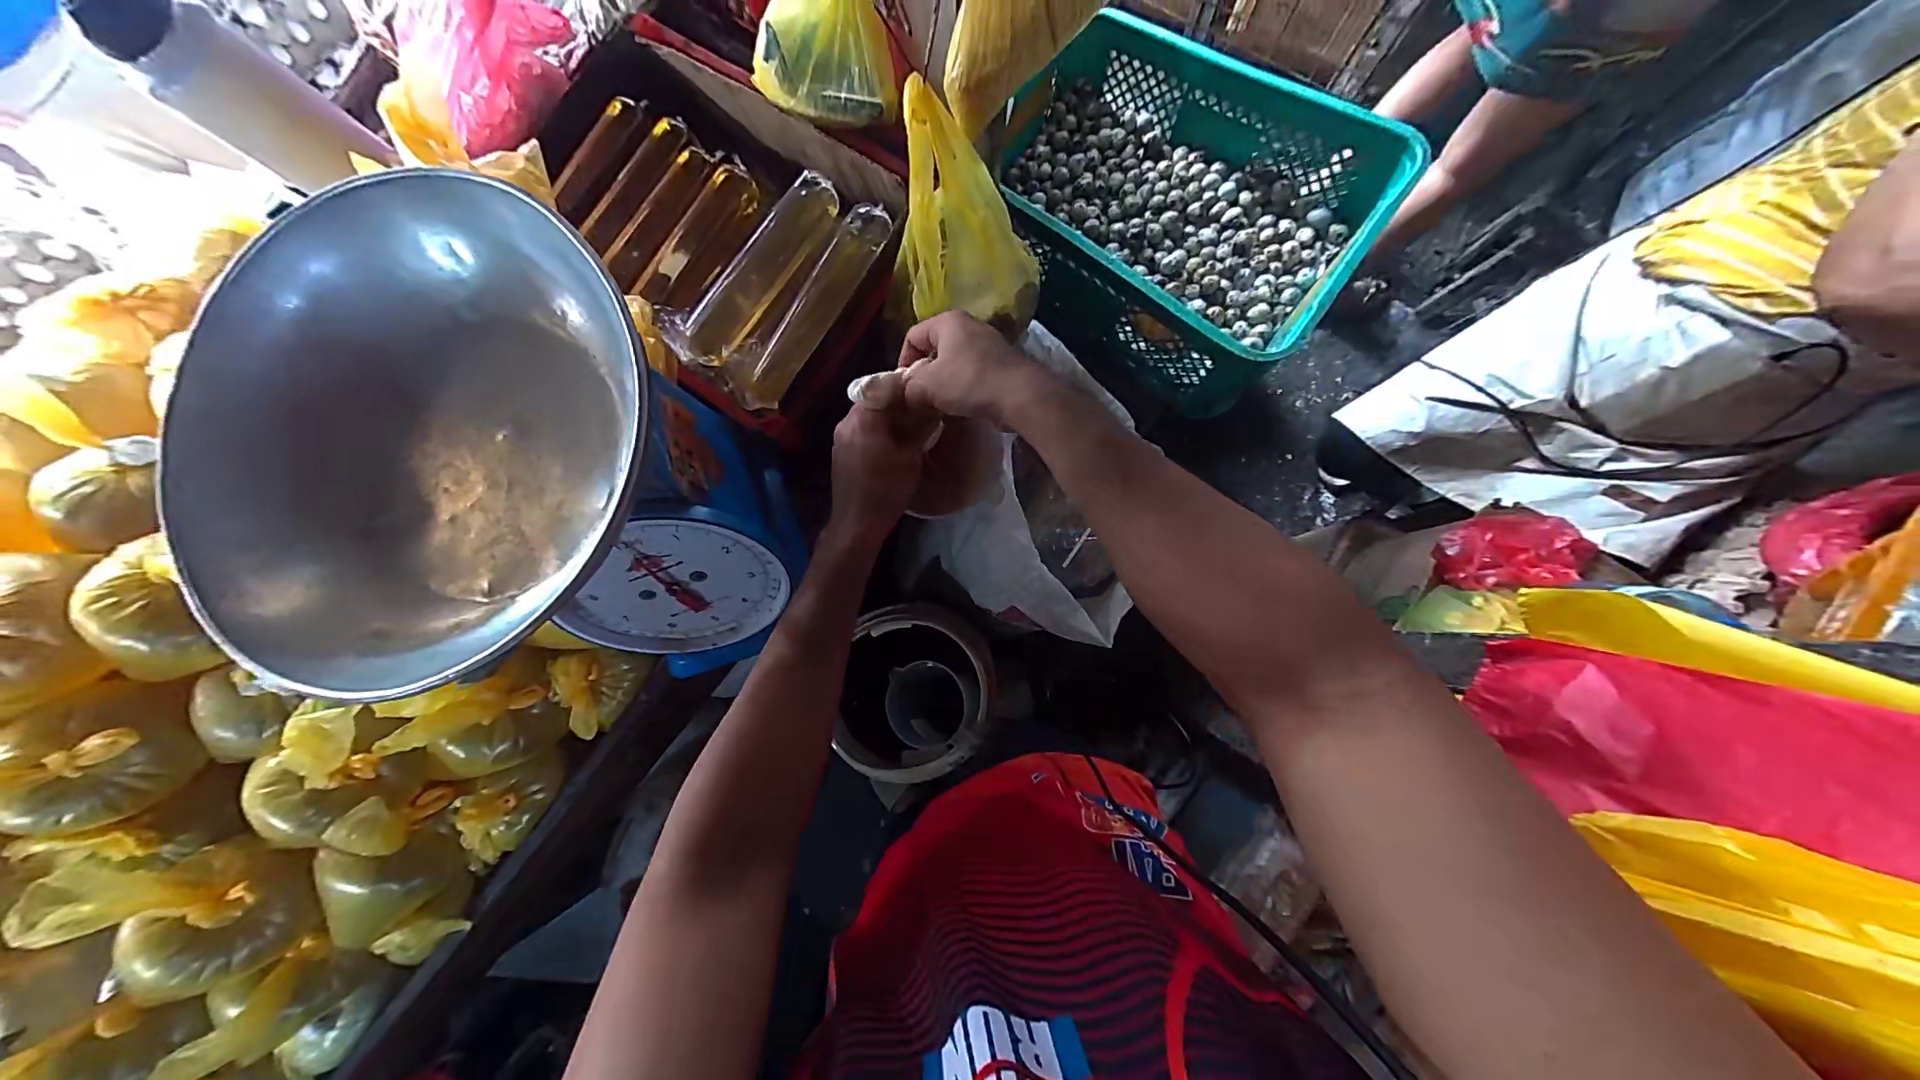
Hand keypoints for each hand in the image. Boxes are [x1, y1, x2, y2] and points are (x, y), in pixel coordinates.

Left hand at [826, 373, 938, 548]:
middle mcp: (846, 421)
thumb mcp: (910, 457)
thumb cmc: (886, 490)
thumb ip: (919, 426)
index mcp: (863, 418)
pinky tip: (894, 442)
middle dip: (897, 401)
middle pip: (874, 398)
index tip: (924, 391)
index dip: (906, 385)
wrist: (857, 524)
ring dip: (887, 416)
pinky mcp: (840, 450)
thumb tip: (932, 405)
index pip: (885, 384)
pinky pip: (861, 429)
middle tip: (921, 408)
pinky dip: (877, 429)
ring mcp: (840, 436)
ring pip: (867, 414)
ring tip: (911, 426)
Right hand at [897, 311, 1051, 426]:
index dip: (902, 362)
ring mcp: (990, 344)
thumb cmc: (968, 382)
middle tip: (920, 398)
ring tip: (940, 405)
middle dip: (924, 375)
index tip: (903, 388)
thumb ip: (907, 388)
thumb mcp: (926, 386)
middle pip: (935, 349)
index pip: (912, 336)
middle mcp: (970, 325)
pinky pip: (973, 373)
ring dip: (944, 384)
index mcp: (948, 321)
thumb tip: (903, 394)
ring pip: (955, 363)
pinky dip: (964, 387)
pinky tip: (963, 405)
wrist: (1020, 395)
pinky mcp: (1003, 364)